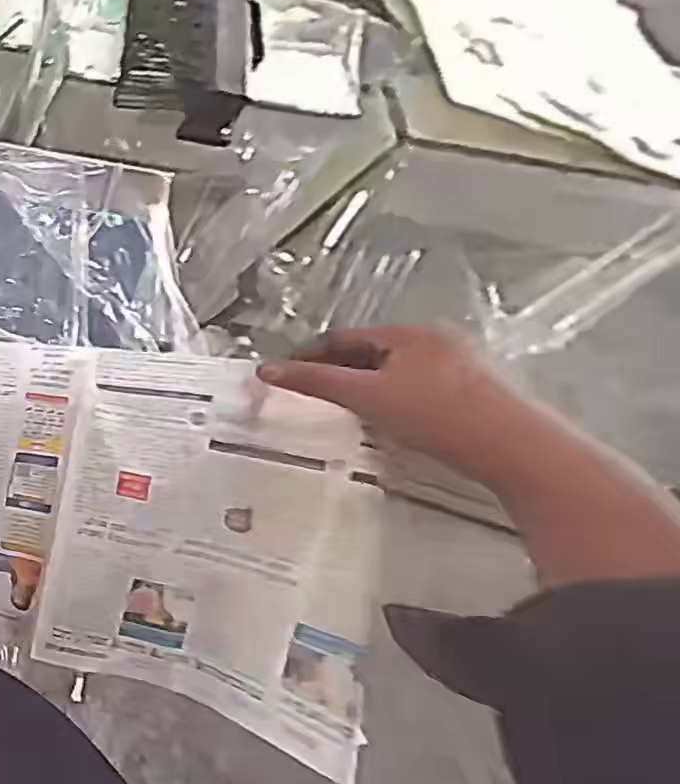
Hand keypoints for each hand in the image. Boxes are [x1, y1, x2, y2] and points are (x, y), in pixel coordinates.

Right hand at [255, 325, 553, 482]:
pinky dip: (384, 394)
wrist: (517, 450)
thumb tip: (265, 370)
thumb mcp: (363, 396)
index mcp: (412, 333)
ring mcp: (460, 363)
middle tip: (301, 392)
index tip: (279, 375)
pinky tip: (377, 414)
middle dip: (330, 369)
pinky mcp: (472, 388)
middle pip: (366, 351)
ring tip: (334, 405)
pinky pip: (411, 383)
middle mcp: (439, 340)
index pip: (341, 337)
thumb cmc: (436, 414)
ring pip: (389, 369)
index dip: (305, 355)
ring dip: (357, 383)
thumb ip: (312, 381)